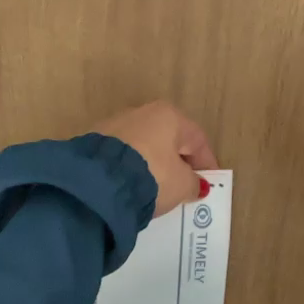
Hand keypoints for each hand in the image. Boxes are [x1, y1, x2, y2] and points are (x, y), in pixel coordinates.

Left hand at [93, 101, 218, 216]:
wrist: (99, 183)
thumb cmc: (152, 177)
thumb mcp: (181, 185)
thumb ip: (194, 183)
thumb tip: (196, 184)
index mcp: (169, 116)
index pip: (197, 140)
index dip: (206, 163)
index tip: (208, 183)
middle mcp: (142, 113)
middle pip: (168, 140)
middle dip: (178, 164)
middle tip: (184, 187)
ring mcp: (115, 125)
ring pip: (144, 147)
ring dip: (153, 166)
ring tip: (157, 190)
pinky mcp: (94, 142)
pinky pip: (123, 157)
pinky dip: (132, 169)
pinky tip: (133, 187)